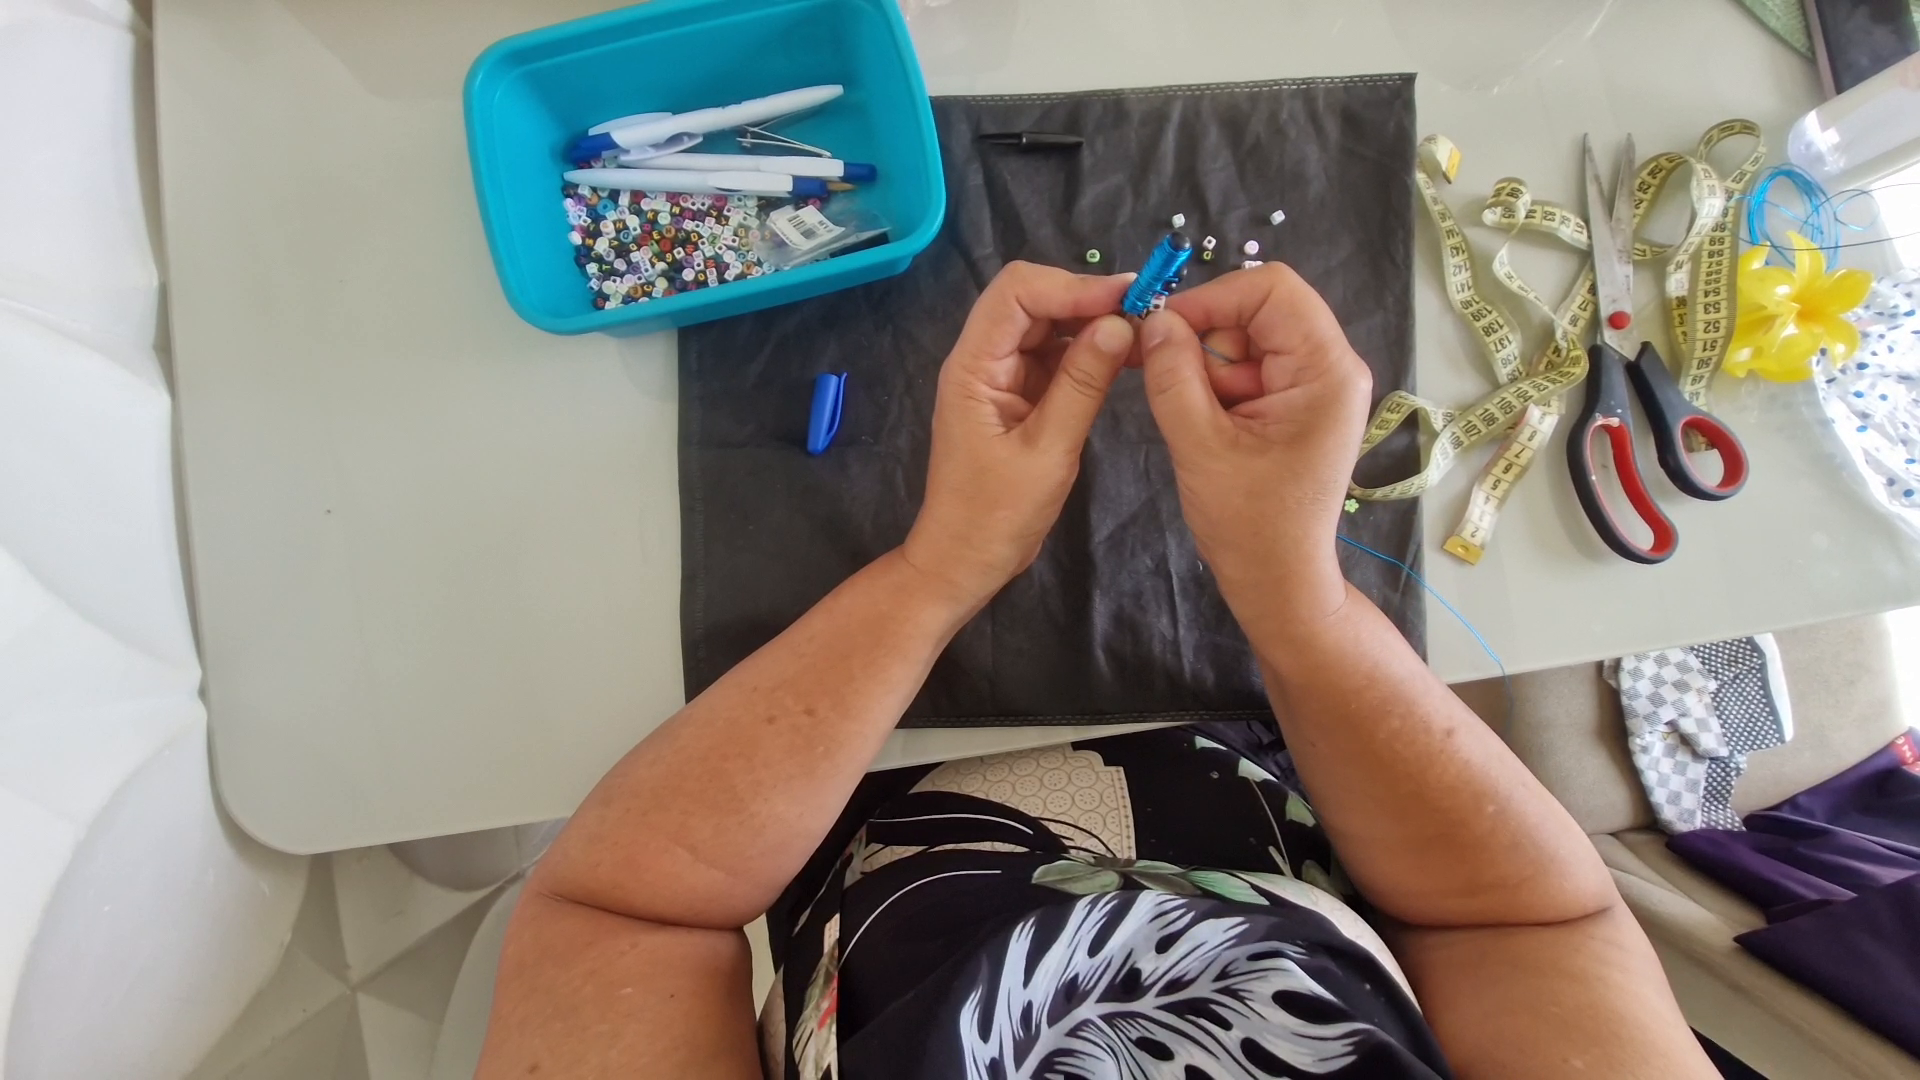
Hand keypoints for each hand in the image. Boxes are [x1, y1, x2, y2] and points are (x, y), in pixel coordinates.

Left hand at [902, 262, 1136, 606]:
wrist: (965, 560)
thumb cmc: (997, 514)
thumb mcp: (1047, 450)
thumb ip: (1082, 384)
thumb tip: (1119, 324)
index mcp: (974, 366)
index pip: (1017, 292)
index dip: (1072, 285)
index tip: (1128, 298)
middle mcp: (982, 362)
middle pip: (1032, 303)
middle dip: (1086, 300)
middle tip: (1146, 314)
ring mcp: (999, 381)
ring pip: (1046, 330)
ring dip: (1091, 326)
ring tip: (1144, 335)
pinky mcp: (1017, 401)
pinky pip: (1052, 363)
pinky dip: (1086, 356)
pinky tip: (1123, 360)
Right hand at [1139, 263, 1371, 620]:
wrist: (1276, 579)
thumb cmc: (1246, 521)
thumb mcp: (1199, 445)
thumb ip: (1173, 377)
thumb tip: (1153, 321)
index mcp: (1325, 370)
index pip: (1271, 289)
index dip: (1211, 298)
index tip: (1161, 329)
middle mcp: (1329, 368)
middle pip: (1257, 313)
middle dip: (1206, 343)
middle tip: (1171, 385)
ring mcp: (1313, 388)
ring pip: (1245, 343)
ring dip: (1207, 373)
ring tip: (1197, 426)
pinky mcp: (1293, 407)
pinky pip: (1247, 373)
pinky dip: (1215, 391)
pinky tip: (1206, 430)